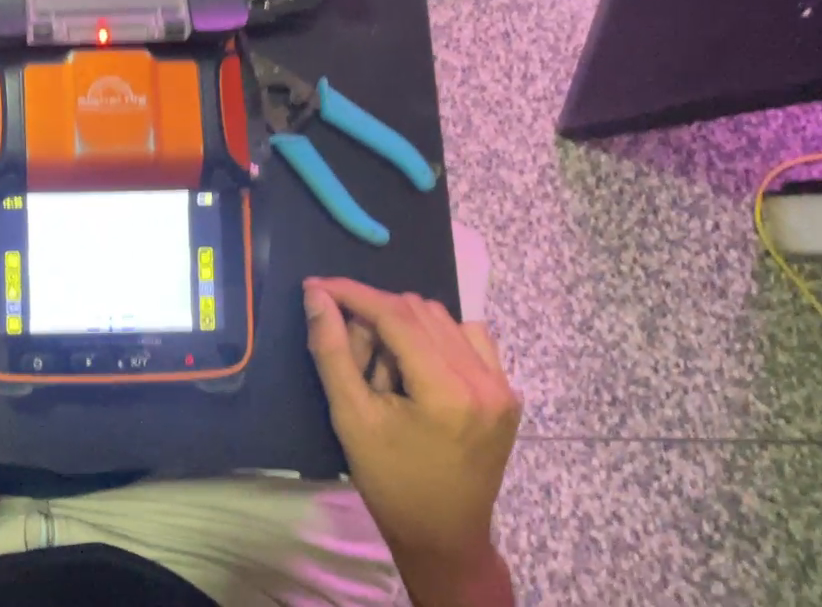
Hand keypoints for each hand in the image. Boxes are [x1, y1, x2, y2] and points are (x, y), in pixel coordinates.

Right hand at [303, 277, 519, 605]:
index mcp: (448, 390)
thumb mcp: (350, 415)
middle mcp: (484, 380)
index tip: (315, 285)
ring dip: (402, 324)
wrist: (443, 535)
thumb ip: (331, 349)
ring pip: (442, 319)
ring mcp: (502, 386)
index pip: (395, 315)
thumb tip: (315, 296)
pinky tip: (414, 364)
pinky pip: (468, 337)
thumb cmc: (389, 480)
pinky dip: (433, 337)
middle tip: (347, 344)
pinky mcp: (507, 393)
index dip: (352, 293)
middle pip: (418, 310)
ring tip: (381, 363)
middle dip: (374, 314)